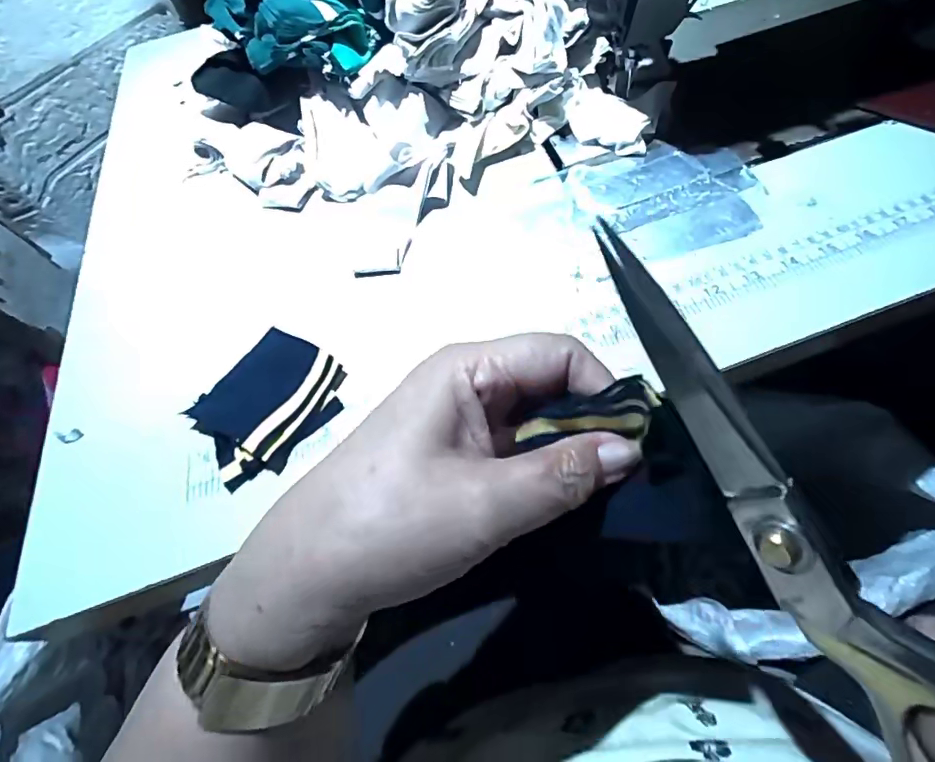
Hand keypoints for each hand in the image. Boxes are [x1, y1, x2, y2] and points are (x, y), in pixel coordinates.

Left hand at [204, 334, 641, 671]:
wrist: (302, 580)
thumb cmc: (390, 526)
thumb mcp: (485, 505)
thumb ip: (563, 475)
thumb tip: (632, 450)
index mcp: (469, 368)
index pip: (558, 353)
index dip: (602, 386)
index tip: (632, 437)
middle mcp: (470, 379)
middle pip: (552, 381)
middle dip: (591, 420)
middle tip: (626, 468)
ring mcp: (465, 414)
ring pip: (540, 414)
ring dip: (571, 445)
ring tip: (603, 484)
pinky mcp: (462, 447)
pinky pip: (521, 442)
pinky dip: (548, 463)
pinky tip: (566, 493)